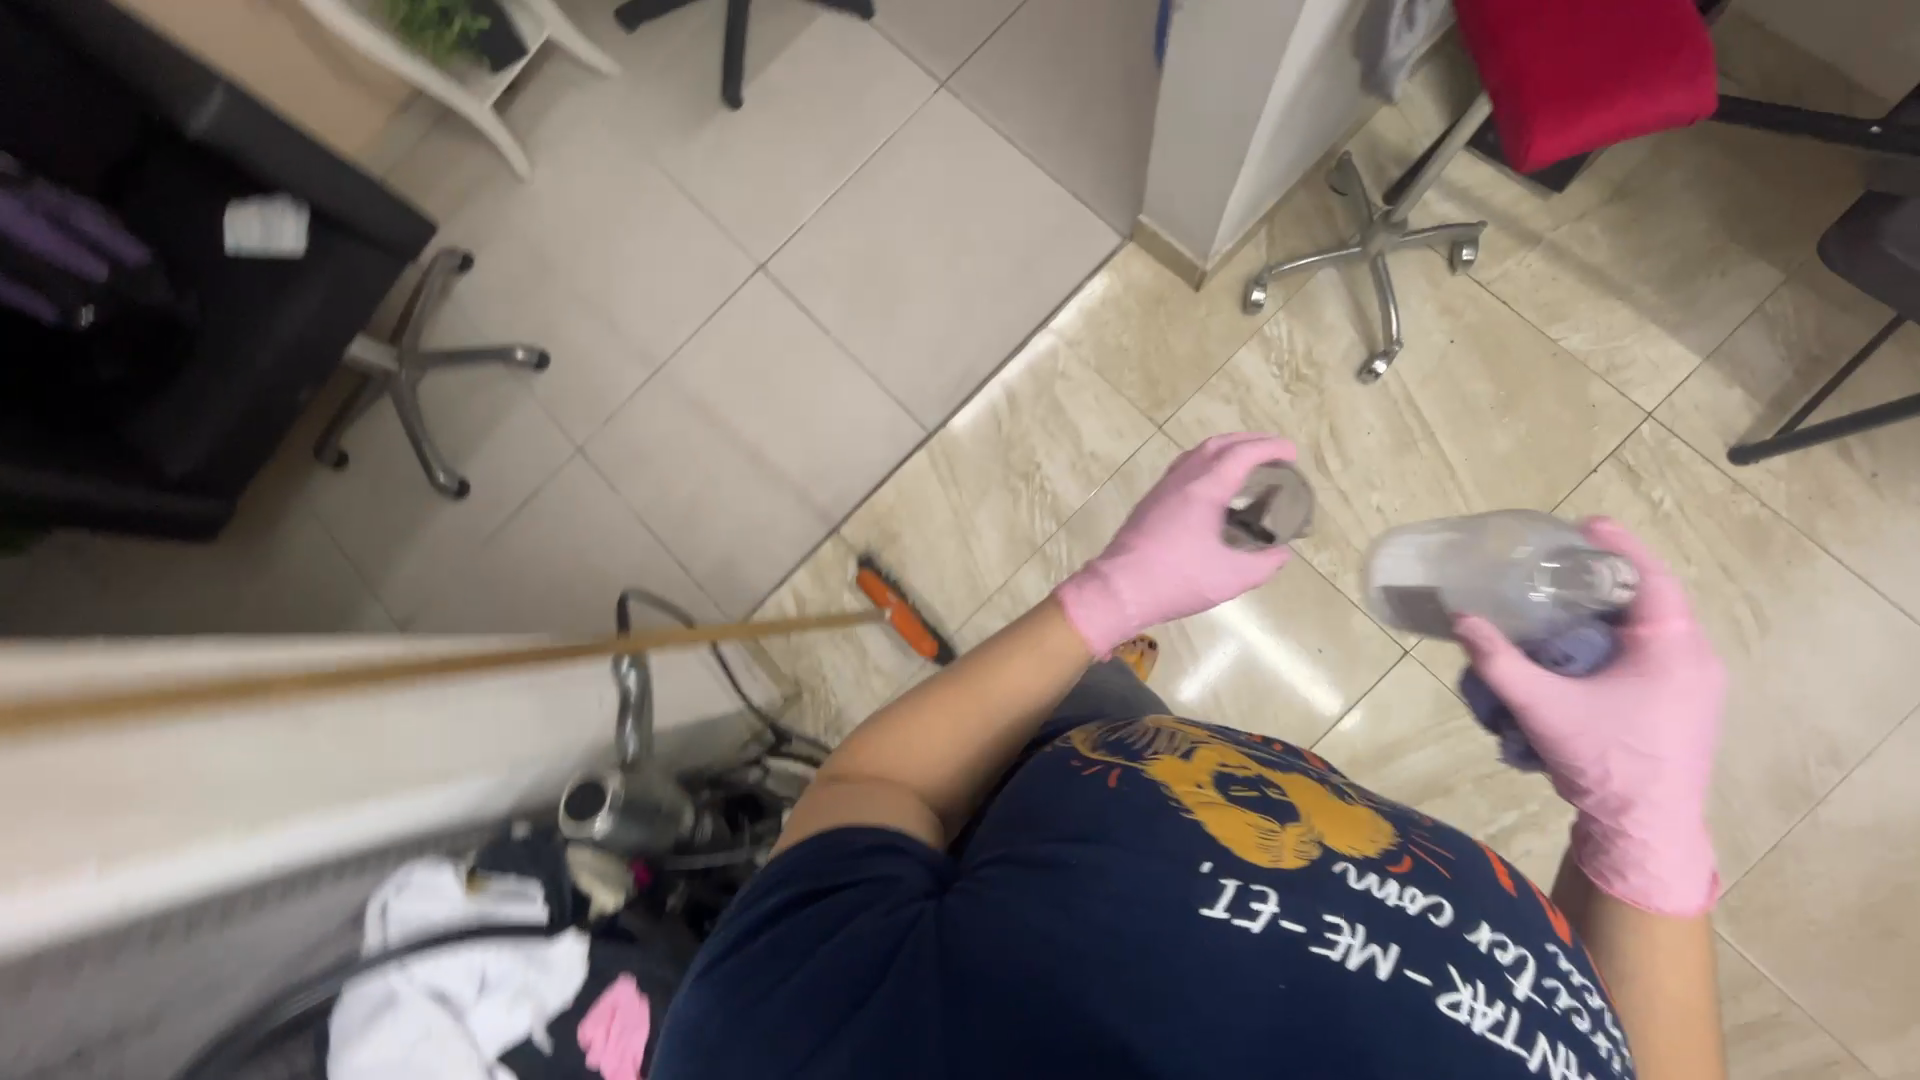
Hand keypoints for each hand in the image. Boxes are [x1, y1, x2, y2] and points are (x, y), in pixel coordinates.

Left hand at [1053, 433, 1294, 656]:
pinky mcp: (1150, 502)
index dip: (1271, 447)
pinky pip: (1182, 469)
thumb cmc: (1176, 581)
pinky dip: (1205, 464)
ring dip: (1224, 450)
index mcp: (1204, 489)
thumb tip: (1281, 554)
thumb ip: (1264, 564)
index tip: (1292, 454)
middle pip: (1218, 444)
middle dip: (1249, 441)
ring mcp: (1161, 489)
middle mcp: (1182, 480)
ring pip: (1196, 454)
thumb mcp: (1231, 578)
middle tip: (1273, 453)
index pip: (1242, 454)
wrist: (1118, 589)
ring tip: (1246, 465)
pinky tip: (1213, 487)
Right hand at [1454, 518, 1724, 916]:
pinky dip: (1613, 637)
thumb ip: (1498, 661)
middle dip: (1603, 577)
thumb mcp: (1541, 706)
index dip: (1618, 547)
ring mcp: (1693, 684)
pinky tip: (1575, 648)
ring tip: (1559, 600)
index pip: (1651, 580)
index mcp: (1673, 649)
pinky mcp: (1680, 704)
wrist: (1645, 826)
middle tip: (1556, 563)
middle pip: (1650, 600)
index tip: (1583, 524)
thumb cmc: (1604, 760)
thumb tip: (1460, 619)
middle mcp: (1694, 660)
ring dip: (1607, 610)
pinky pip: (1649, 653)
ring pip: (1649, 629)